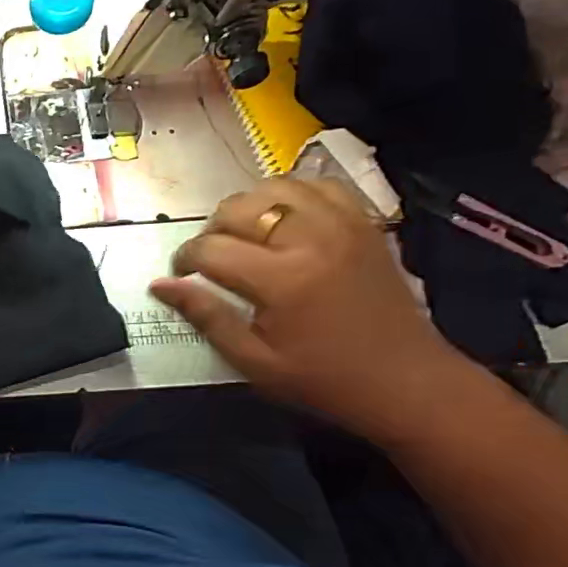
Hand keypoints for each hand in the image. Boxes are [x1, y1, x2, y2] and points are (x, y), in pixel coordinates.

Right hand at [150, 177, 466, 433]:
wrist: (407, 382)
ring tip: (244, 234)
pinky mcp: (363, 221)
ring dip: (248, 206)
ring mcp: (341, 223)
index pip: (210, 249)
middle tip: (211, 258)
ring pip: (275, 186)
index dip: (185, 259)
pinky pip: (318, 184)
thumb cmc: (325, 380)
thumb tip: (160, 285)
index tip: (182, 275)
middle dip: (211, 230)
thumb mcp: (255, 362)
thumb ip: (206, 317)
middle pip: (237, 208)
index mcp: (281, 280)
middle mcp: (310, 239)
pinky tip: (284, 218)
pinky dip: (292, 193)